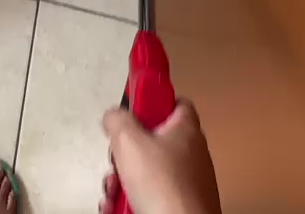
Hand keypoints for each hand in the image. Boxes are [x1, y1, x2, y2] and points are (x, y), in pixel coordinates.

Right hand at [99, 101, 221, 213]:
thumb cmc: (160, 183)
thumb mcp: (128, 139)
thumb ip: (117, 119)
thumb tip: (113, 117)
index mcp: (186, 130)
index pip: (176, 102)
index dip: (153, 101)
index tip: (132, 110)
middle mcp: (191, 156)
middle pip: (152, 140)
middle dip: (125, 150)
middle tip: (117, 158)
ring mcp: (187, 185)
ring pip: (147, 171)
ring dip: (122, 178)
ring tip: (113, 188)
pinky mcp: (180, 209)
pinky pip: (151, 195)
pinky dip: (131, 199)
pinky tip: (117, 207)